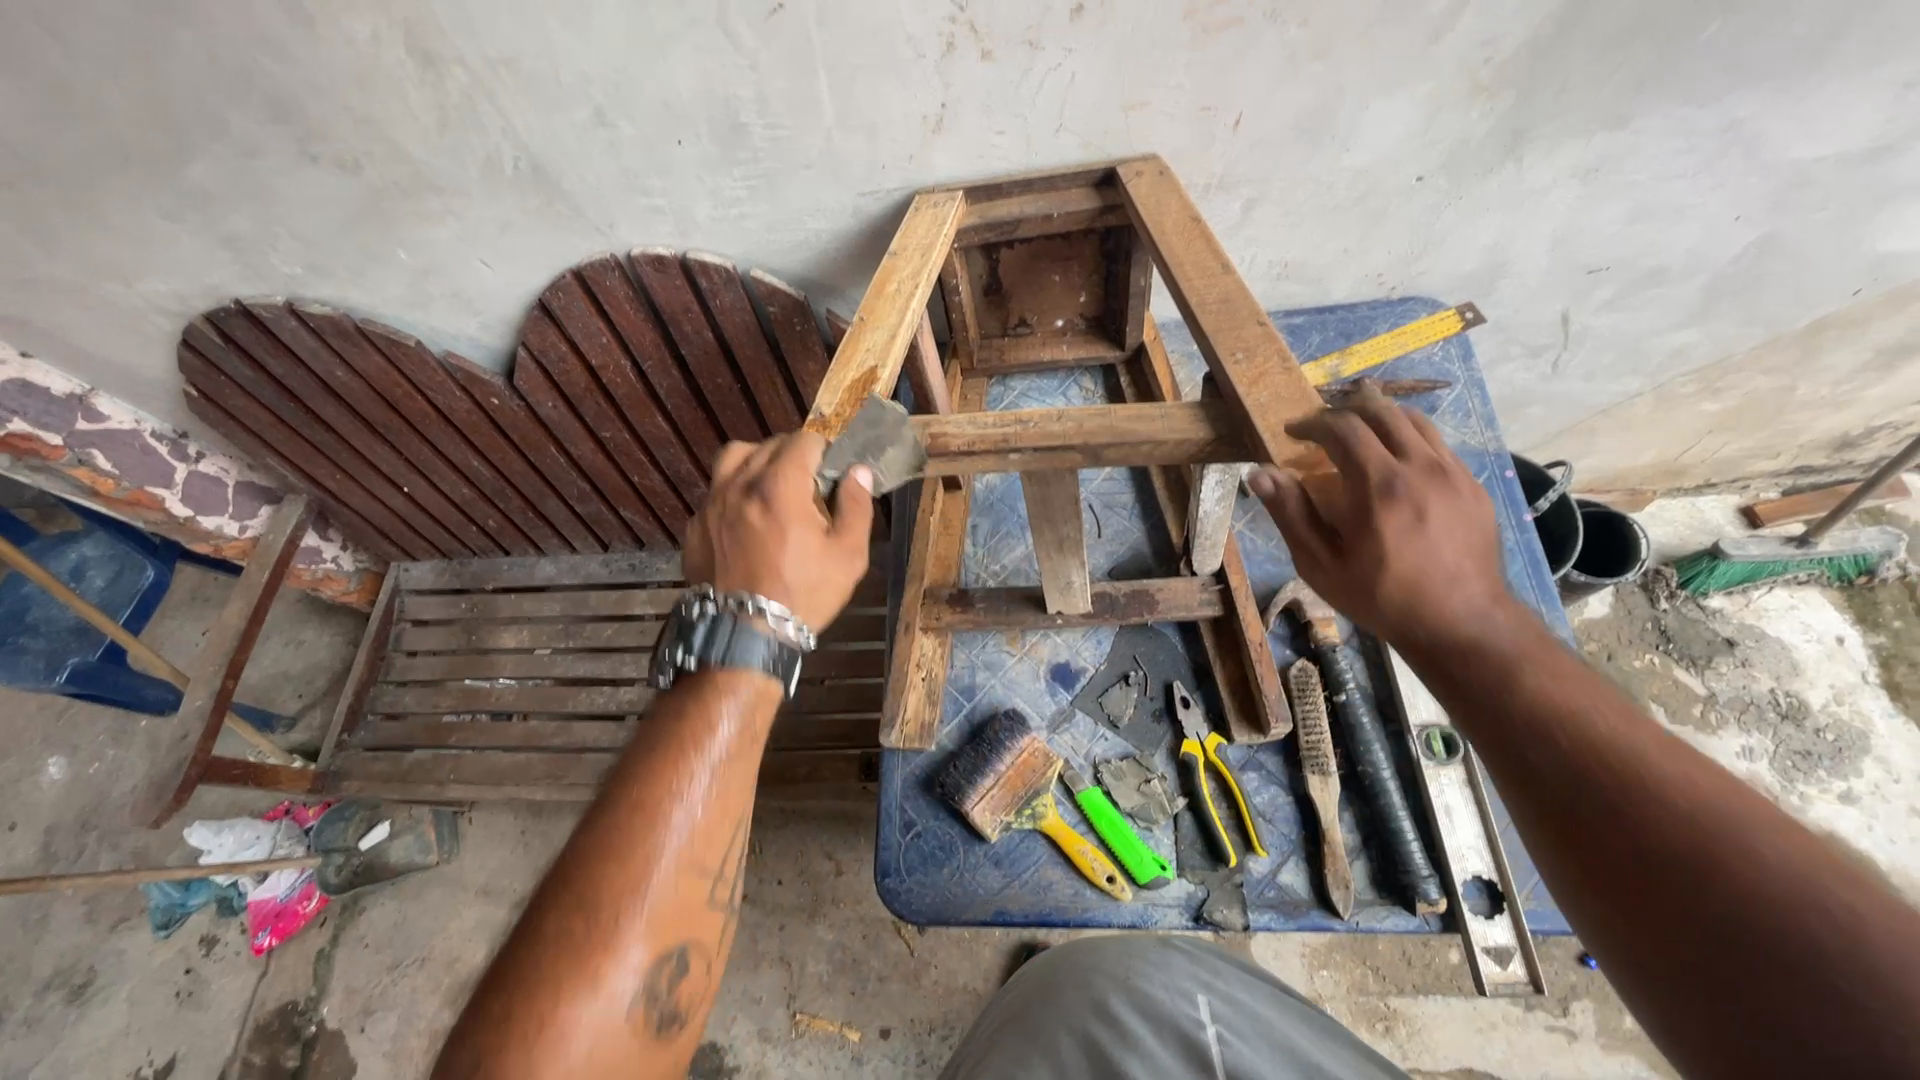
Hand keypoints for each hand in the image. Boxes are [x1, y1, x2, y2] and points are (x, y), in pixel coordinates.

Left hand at [682, 433, 873, 632]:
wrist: (743, 635)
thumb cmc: (804, 595)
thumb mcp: (848, 556)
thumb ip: (856, 507)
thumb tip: (858, 471)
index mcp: (780, 486)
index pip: (804, 441)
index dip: (823, 451)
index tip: (831, 472)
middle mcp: (740, 483)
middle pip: (768, 445)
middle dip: (793, 456)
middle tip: (808, 486)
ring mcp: (712, 503)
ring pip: (733, 458)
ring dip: (757, 463)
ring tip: (771, 490)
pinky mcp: (695, 525)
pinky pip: (715, 492)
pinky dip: (734, 493)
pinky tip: (747, 522)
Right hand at [1247, 385, 1520, 654]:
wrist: (1461, 622)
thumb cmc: (1381, 598)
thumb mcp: (1321, 564)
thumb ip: (1291, 514)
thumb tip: (1259, 474)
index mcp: (1378, 485)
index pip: (1343, 427)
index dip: (1313, 422)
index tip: (1293, 432)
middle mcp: (1420, 467)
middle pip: (1382, 412)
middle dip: (1346, 411)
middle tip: (1323, 426)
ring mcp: (1454, 473)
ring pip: (1415, 421)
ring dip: (1380, 417)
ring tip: (1359, 433)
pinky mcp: (1473, 485)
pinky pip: (1438, 445)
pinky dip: (1410, 440)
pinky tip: (1396, 464)